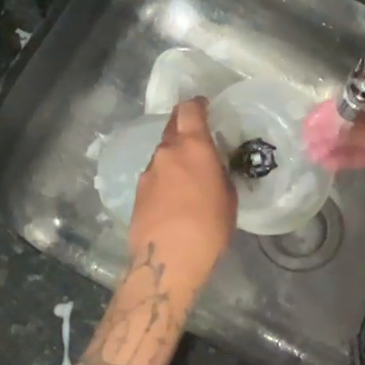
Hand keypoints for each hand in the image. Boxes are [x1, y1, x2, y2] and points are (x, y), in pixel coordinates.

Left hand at [129, 97, 237, 285]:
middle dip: (184, 128)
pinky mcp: (137, 193)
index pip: (189, 110)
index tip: (205, 107)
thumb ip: (217, 173)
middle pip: (172, 128)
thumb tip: (209, 169)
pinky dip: (165, 179)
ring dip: (175, 159)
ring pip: (163, 155)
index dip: (197, 105)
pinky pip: (155, 177)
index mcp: (192, 146)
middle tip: (199, 140)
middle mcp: (165, 153)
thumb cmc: (208, 226)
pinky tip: (175, 198)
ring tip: (189, 177)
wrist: (168, 259)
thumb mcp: (227, 197)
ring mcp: (147, 173)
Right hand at [310, 84, 364, 225]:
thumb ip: (355, 131)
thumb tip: (321, 125)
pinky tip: (330, 163)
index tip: (313, 117)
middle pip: (364, 116)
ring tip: (312, 154)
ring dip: (341, 144)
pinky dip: (353, 157)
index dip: (338, 104)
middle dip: (336, 127)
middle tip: (306, 138)